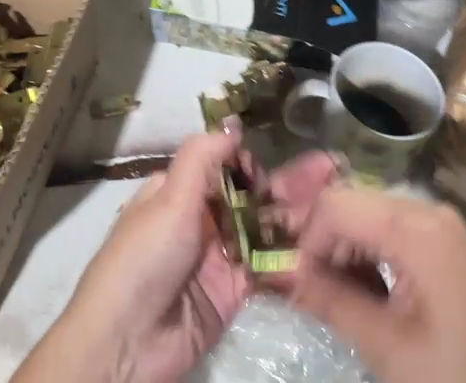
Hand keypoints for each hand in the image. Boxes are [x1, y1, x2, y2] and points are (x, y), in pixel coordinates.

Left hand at [14, 130, 338, 382]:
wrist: (127, 341)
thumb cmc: (144, 258)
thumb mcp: (169, 198)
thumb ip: (202, 158)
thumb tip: (232, 124)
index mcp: (178, 193)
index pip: (224, 169)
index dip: (252, 166)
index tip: (277, 168)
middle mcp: (200, 221)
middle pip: (251, 198)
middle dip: (289, 186)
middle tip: (333, 171)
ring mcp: (218, 258)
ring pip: (264, 231)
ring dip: (299, 218)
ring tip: (339, 206)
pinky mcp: (233, 294)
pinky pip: (266, 270)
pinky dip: (292, 260)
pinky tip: (324, 247)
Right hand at [289, 189, 465, 382]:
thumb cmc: (461, 380)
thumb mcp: (390, 349)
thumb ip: (332, 303)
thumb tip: (283, 276)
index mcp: (417, 229)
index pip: (334, 205)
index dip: (305, 240)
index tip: (294, 283)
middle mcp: (429, 212)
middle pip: (351, 204)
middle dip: (321, 242)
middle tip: (305, 290)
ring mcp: (443, 227)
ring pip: (369, 216)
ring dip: (342, 250)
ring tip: (331, 296)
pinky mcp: (449, 247)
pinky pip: (393, 231)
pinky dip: (368, 254)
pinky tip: (363, 291)